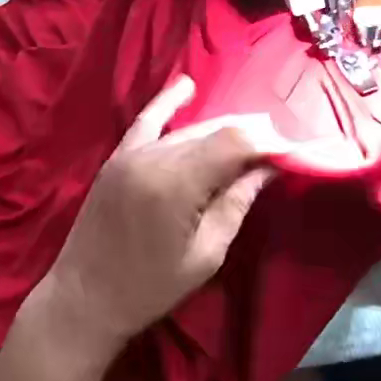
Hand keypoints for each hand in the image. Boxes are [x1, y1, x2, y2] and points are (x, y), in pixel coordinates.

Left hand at [36, 77, 287, 361]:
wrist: (85, 295)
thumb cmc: (150, 287)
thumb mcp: (205, 254)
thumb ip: (236, 203)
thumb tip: (268, 168)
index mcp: (177, 184)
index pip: (234, 143)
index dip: (269, 143)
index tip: (296, 151)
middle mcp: (153, 158)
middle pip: (213, 131)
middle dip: (251, 135)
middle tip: (282, 145)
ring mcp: (130, 154)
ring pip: (186, 129)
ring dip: (221, 128)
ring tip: (256, 131)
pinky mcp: (116, 157)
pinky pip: (145, 121)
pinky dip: (167, 103)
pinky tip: (187, 86)